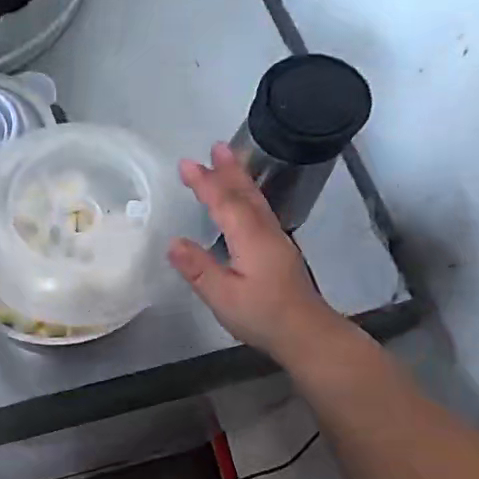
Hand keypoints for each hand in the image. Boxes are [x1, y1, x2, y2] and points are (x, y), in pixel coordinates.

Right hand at [168, 143, 337, 354]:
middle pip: (245, 193)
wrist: (305, 333)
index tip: (186, 164)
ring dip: (240, 179)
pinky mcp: (278, 251)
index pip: (224, 202)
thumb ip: (198, 268)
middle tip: (214, 146)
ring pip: (255, 200)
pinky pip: (259, 211)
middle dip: (228, 170)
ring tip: (228, 161)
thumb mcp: (223, 296)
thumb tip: (173, 242)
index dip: (205, 182)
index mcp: (251, 239)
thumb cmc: (263, 316)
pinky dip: (247, 196)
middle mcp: (266, 232)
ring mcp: (275, 240)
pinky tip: (243, 201)